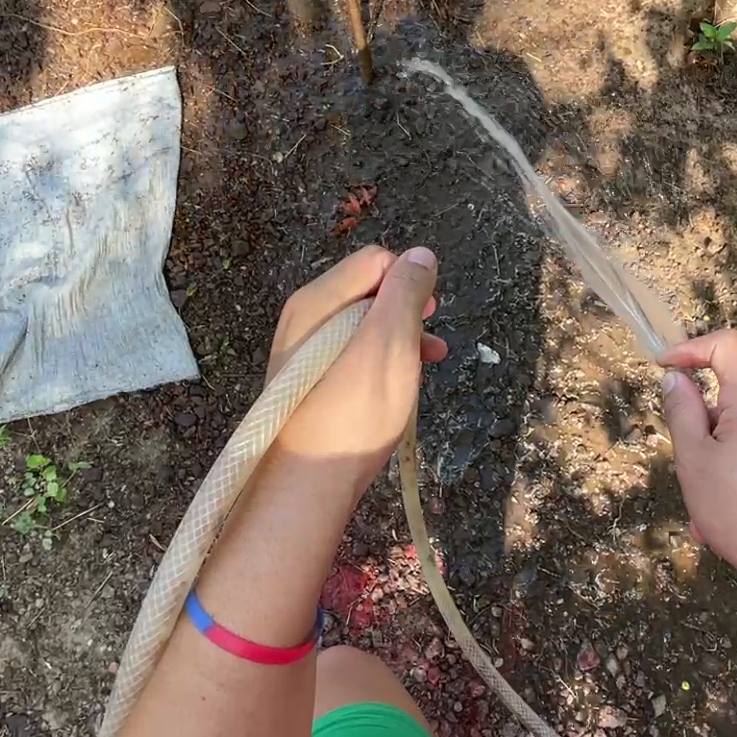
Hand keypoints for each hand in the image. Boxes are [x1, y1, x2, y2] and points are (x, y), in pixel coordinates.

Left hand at [265, 245, 446, 488]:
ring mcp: (304, 351)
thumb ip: (405, 293)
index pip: (376, 260)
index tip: (429, 313)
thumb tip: (421, 254)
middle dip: (407, 310)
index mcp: (318, 299)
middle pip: (368, 290)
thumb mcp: (390, 342)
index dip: (409, 280)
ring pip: (364, 324)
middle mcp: (305, 317)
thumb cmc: (355, 409)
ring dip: (400, 336)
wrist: (307, 482)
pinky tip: (399, 383)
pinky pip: (352, 352)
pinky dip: (381, 359)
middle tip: (432, 340)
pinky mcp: (309, 381)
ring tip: (429, 363)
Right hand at [659, 329, 736, 580]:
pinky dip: (731, 483)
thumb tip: (675, 378)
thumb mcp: (694, 459)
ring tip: (705, 513)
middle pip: (728, 402)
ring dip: (712, 464)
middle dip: (698, 430)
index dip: (691, 347)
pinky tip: (722, 526)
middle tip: (688, 471)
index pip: (728, 346)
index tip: (663, 369)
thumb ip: (682, 412)